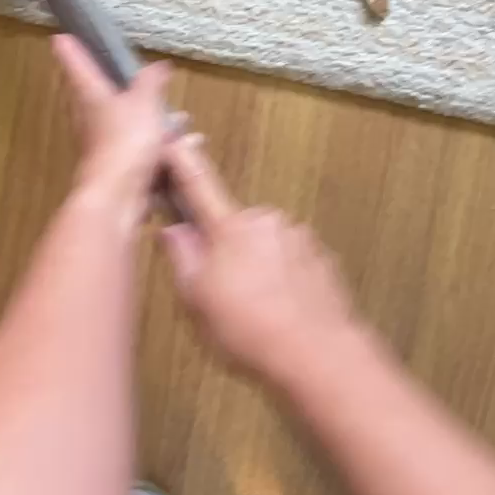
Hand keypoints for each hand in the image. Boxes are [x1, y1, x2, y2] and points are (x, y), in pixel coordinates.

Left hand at [51, 35, 175, 203]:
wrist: (118, 195)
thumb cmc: (125, 141)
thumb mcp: (145, 102)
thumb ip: (152, 81)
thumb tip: (158, 65)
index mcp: (90, 94)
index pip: (75, 64)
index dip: (70, 48)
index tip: (61, 35)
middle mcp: (90, 117)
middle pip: (100, 94)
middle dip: (123, 86)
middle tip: (141, 77)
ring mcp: (102, 142)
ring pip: (126, 121)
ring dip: (152, 118)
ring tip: (181, 118)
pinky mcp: (117, 164)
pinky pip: (140, 146)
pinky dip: (160, 142)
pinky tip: (185, 144)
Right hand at [159, 135, 359, 379]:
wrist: (318, 354)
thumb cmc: (250, 330)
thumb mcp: (196, 300)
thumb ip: (181, 257)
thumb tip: (173, 230)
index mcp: (231, 227)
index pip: (200, 184)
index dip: (183, 161)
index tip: (173, 140)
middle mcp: (267, 221)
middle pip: (234, 227)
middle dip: (226, 251)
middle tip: (222, 294)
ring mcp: (299, 238)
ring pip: (264, 247)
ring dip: (257, 269)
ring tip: (256, 311)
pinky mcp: (321, 258)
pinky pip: (290, 262)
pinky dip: (283, 280)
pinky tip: (281, 310)